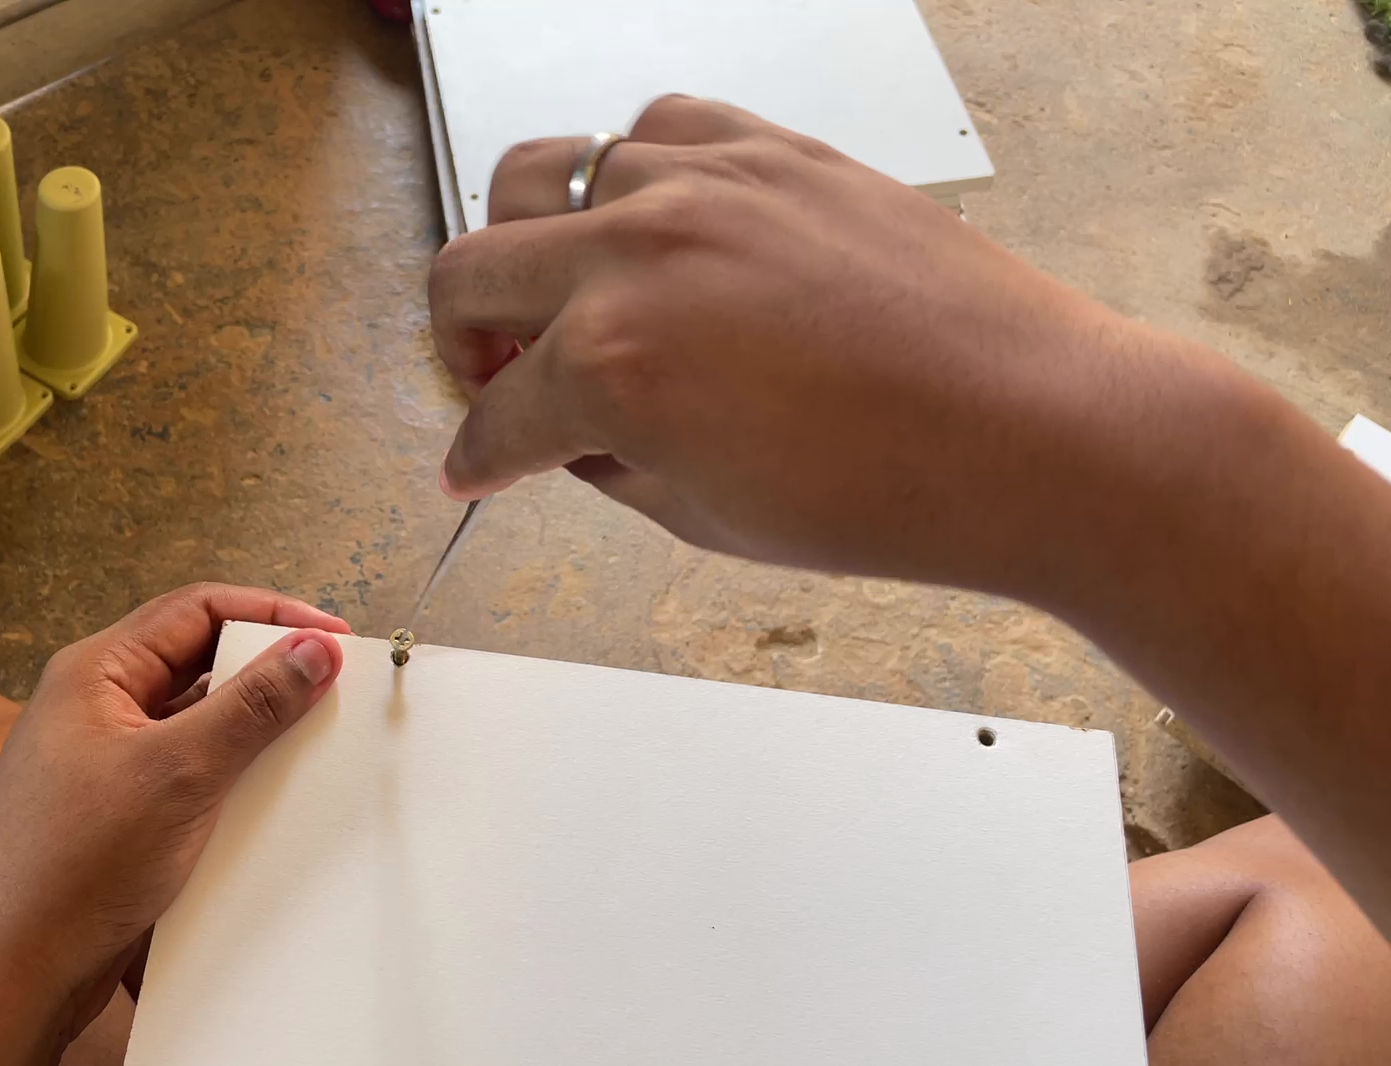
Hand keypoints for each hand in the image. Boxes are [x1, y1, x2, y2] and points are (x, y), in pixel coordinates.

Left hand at [0, 584, 347, 1065]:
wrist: (10, 982)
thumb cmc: (76, 866)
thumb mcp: (179, 772)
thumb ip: (254, 704)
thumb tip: (318, 648)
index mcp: (97, 671)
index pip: (197, 608)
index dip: (270, 612)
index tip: (331, 634)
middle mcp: (102, 701)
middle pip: (199, 654)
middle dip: (265, 661)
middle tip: (328, 676)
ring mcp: (112, 751)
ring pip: (199, 708)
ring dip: (254, 712)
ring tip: (311, 723)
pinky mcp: (127, 797)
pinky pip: (193, 755)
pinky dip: (235, 756)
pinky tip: (273, 775)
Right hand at [427, 94, 1233, 597]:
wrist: (1027, 433)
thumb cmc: (860, 502)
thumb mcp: (687, 512)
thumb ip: (592, 460)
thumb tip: (549, 433)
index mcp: (605, 371)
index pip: (492, 421)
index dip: (470, 460)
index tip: (467, 472)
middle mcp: (628, 259)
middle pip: (463, 275)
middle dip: (456, 343)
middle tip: (494, 378)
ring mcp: (696, 186)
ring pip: (535, 180)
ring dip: (529, 253)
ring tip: (573, 300)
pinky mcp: (766, 149)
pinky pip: (644, 134)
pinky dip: (622, 188)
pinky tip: (653, 237)